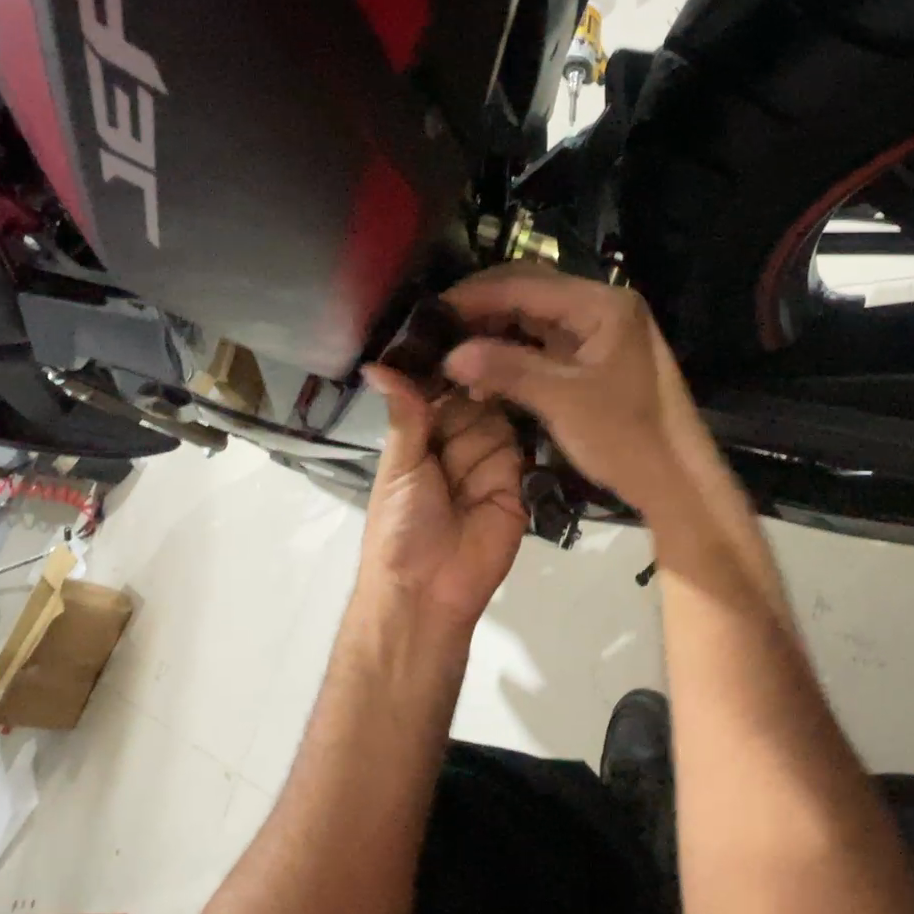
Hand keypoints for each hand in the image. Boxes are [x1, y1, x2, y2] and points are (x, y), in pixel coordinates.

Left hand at [356, 365, 527, 635]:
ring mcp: (493, 464)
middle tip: (495, 347)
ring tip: (506, 390)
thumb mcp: (399, 466)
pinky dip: (524, 437)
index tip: (467, 323)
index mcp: (426, 437)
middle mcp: (462, 445)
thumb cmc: (400, 527)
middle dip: (481, 382)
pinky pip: (526, 452)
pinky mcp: (521, 485)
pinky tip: (536, 408)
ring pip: (502, 420)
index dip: (452, 366)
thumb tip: (377, 366)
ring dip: (499, 412)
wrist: (428, 590)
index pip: (443, 391)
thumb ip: (406, 413)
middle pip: (478, 399)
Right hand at [441, 263, 711, 513]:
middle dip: (483, 310)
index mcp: (603, 304)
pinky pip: (546, 345)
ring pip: (535, 319)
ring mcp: (601, 333)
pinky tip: (484, 373)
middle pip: (530, 292)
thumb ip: (507, 369)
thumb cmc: (626, 438)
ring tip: (452, 353)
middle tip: (435, 330)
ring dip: (495, 334)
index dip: (475, 296)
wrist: (676, 480)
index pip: (526, 284)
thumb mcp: (563, 402)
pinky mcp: (596, 359)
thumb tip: (449, 354)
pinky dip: (515, 355)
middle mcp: (603, 307)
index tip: (431, 312)